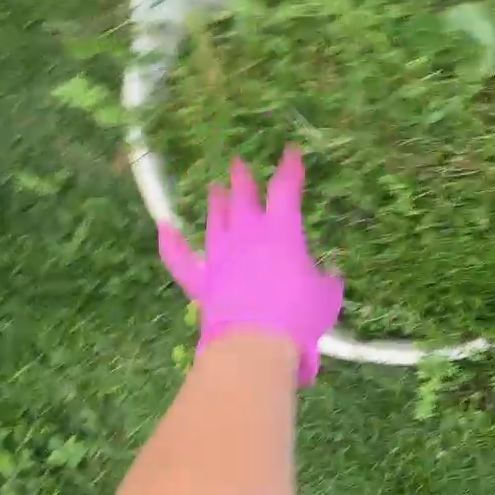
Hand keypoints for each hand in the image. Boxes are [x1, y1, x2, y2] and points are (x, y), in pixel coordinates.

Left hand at [157, 147, 343, 385]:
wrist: (257, 341)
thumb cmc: (301, 315)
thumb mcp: (328, 295)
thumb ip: (326, 279)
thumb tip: (327, 274)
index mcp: (282, 232)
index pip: (286, 190)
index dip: (291, 170)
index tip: (292, 153)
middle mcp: (246, 234)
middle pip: (242, 197)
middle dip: (243, 178)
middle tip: (239, 163)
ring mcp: (219, 254)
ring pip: (215, 219)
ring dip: (216, 203)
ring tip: (216, 189)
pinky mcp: (202, 279)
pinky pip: (181, 256)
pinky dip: (172, 242)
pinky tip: (166, 228)